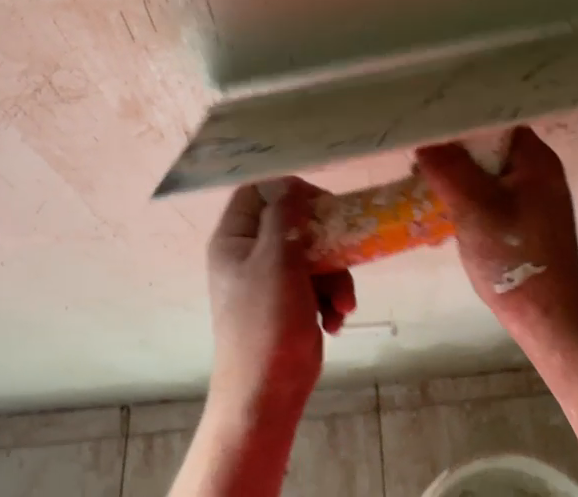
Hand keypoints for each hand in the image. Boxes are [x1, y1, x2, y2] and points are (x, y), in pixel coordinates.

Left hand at [204, 178, 357, 414]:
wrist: (267, 392)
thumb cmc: (266, 321)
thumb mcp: (277, 259)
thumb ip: (285, 216)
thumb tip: (291, 185)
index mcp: (234, 239)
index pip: (257, 192)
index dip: (288, 191)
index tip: (319, 204)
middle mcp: (250, 255)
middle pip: (293, 223)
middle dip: (325, 243)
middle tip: (343, 247)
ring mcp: (271, 280)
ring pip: (313, 254)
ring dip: (335, 276)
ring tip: (342, 302)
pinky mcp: (291, 303)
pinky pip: (317, 284)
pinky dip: (331, 298)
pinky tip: (335, 319)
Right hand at [414, 126, 577, 339]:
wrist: (547, 319)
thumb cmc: (514, 258)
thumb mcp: (474, 208)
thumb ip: (448, 169)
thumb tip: (424, 141)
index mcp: (537, 159)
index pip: (496, 119)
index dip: (462, 117)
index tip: (430, 121)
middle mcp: (541, 171)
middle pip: (491, 144)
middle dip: (456, 148)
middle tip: (420, 151)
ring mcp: (535, 197)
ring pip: (489, 170)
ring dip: (460, 173)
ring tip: (426, 175)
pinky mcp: (528, 220)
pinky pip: (493, 192)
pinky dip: (470, 194)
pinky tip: (447, 204)